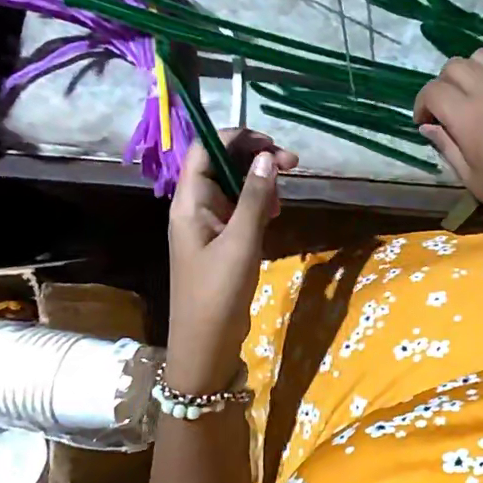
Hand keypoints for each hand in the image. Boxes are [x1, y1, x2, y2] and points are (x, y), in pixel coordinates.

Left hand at [166, 131, 297, 396]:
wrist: (205, 344)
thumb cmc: (218, 292)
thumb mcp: (242, 243)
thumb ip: (254, 198)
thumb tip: (267, 157)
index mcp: (190, 202)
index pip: (205, 150)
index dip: (236, 137)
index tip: (272, 142)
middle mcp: (195, 207)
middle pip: (222, 165)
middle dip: (255, 158)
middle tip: (292, 164)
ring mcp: (208, 226)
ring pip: (234, 188)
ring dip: (259, 183)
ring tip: (283, 195)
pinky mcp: (221, 243)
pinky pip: (239, 211)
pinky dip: (257, 205)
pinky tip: (274, 214)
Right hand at [414, 43, 482, 248]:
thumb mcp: (473, 179)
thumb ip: (447, 147)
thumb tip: (428, 126)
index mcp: (471, 117)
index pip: (433, 91)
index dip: (422, 105)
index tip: (426, 123)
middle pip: (455, 66)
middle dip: (444, 86)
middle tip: (449, 112)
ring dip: (473, 72)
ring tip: (476, 96)